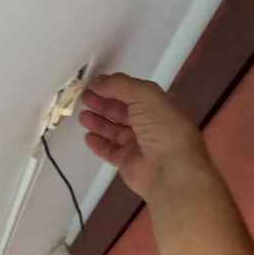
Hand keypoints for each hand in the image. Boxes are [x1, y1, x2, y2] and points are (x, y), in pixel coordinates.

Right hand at [78, 73, 215, 203]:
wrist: (170, 172)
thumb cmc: (162, 129)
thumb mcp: (145, 95)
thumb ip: (119, 85)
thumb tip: (96, 82)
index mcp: (159, 107)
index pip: (133, 93)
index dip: (114, 87)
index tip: (93, 84)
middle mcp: (150, 125)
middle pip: (122, 111)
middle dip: (103, 103)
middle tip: (83, 98)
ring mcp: (139, 145)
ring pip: (114, 130)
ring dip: (98, 122)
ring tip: (82, 117)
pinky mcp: (128, 163)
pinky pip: (110, 150)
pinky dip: (98, 143)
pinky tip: (88, 136)